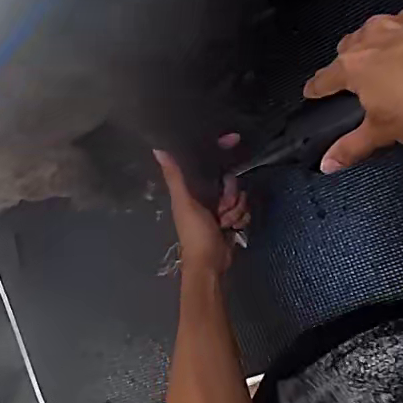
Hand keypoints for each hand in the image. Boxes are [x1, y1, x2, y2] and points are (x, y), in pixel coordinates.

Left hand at [154, 144, 249, 281]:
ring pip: (240, 198)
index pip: (210, 162)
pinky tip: (232, 230)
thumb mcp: (184, 203)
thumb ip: (175, 176)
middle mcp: (207, 196)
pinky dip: (241, 221)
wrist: (210, 263)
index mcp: (193, 189)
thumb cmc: (194, 233)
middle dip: (231, 197)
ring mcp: (221, 209)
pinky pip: (245, 211)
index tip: (235, 139)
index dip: (223, 150)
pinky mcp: (233, 220)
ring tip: (224, 224)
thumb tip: (157, 149)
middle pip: (231, 182)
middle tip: (221, 211)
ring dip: (236, 212)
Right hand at [303, 1, 402, 172]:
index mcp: (356, 63)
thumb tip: (330, 161)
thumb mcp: (386, 133)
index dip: (317, 89)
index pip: (324, 78)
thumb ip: (352, 147)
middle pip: (354, 49)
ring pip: (390, 32)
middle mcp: (378, 33)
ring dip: (394, 50)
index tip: (314, 92)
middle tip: (373, 90)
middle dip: (358, 66)